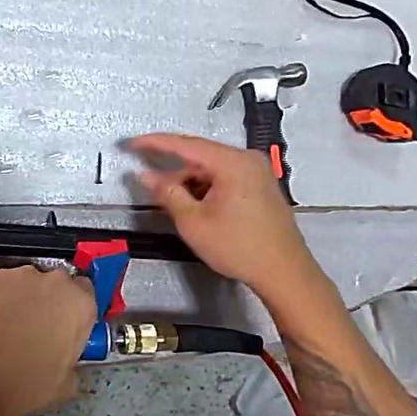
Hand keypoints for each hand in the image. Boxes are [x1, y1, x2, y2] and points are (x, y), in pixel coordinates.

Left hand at [0, 265, 97, 415]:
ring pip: (31, 284)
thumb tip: (66, 365)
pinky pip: (5, 286)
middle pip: (59, 285)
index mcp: (80, 306)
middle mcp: (55, 283)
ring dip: (26, 299)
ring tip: (12, 328)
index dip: (76, 312)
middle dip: (51, 303)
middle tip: (40, 329)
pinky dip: (1, 299)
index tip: (68, 325)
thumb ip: (73, 363)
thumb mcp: (65, 385)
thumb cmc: (21, 385)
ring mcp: (23, 277)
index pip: (88, 294)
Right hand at [127, 132, 327, 299]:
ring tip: (171, 202)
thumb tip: (146, 176)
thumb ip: (167, 193)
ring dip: (189, 182)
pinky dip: (206, 188)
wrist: (284, 272)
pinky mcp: (260, 186)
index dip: (154, 143)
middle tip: (148, 184)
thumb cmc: (239, 247)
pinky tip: (193, 205)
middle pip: (200, 157)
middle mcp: (247, 160)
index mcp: (232, 162)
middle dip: (172, 171)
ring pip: (212, 169)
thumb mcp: (193, 222)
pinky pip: (225, 178)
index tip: (132, 143)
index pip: (185, 144)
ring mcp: (256, 172)